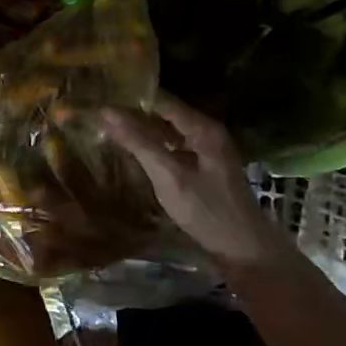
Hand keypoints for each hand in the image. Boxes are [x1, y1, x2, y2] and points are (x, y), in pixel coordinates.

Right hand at [101, 94, 293, 267]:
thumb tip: (107, 112)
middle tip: (100, 115)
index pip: (162, 100)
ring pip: (169, 131)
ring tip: (110, 130)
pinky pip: (174, 147)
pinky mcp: (205, 167)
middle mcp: (208, 132)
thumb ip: (139, 143)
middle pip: (166, 114)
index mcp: (203, 128)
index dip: (132, 98)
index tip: (102, 97)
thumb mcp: (169, 176)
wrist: (244, 248)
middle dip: (135, 114)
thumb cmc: (207, 211)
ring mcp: (208, 150)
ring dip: (143, 131)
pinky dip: (155, 147)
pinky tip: (135, 153)